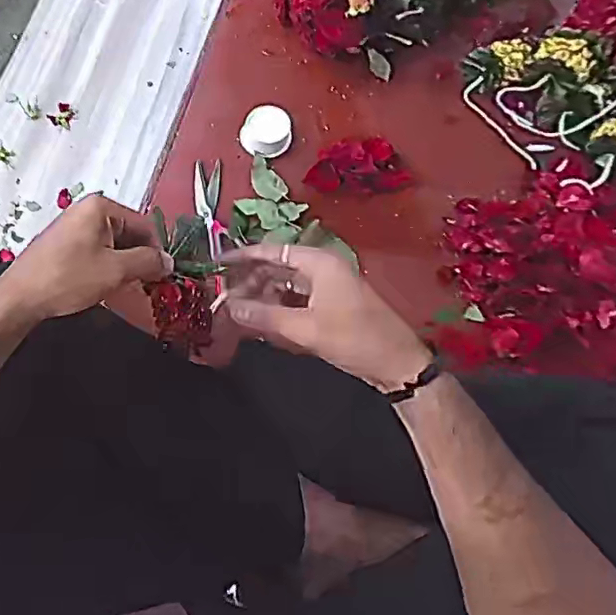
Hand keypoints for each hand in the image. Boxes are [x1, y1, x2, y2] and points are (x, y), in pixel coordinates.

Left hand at [0, 193, 171, 323]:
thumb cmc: (67, 278)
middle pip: (129, 234)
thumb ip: (148, 262)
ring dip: (123, 267)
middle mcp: (87, 210)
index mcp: (101, 207)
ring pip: (113, 246)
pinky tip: (103, 288)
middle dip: (139, 260)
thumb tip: (169, 262)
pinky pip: (96, 252)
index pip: (145, 225)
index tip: (163, 276)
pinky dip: (105, 268)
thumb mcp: (115, 271)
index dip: (157, 251)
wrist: (18, 298)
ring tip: (123, 289)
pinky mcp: (63, 244)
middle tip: (145, 286)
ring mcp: (73, 227)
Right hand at [221, 245, 433, 392]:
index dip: (243, 257)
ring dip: (262, 296)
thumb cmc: (354, 339)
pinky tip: (262, 321)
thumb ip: (264, 316)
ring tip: (238, 311)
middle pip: (277, 267)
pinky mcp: (330, 303)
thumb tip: (229, 306)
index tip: (217, 264)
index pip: (272, 251)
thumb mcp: (305, 329)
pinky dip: (278, 306)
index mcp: (318, 262)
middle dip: (250, 281)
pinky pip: (296, 298)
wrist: (398, 363)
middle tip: (224, 297)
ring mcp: (327, 285)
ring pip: (285, 284)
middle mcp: (321, 267)